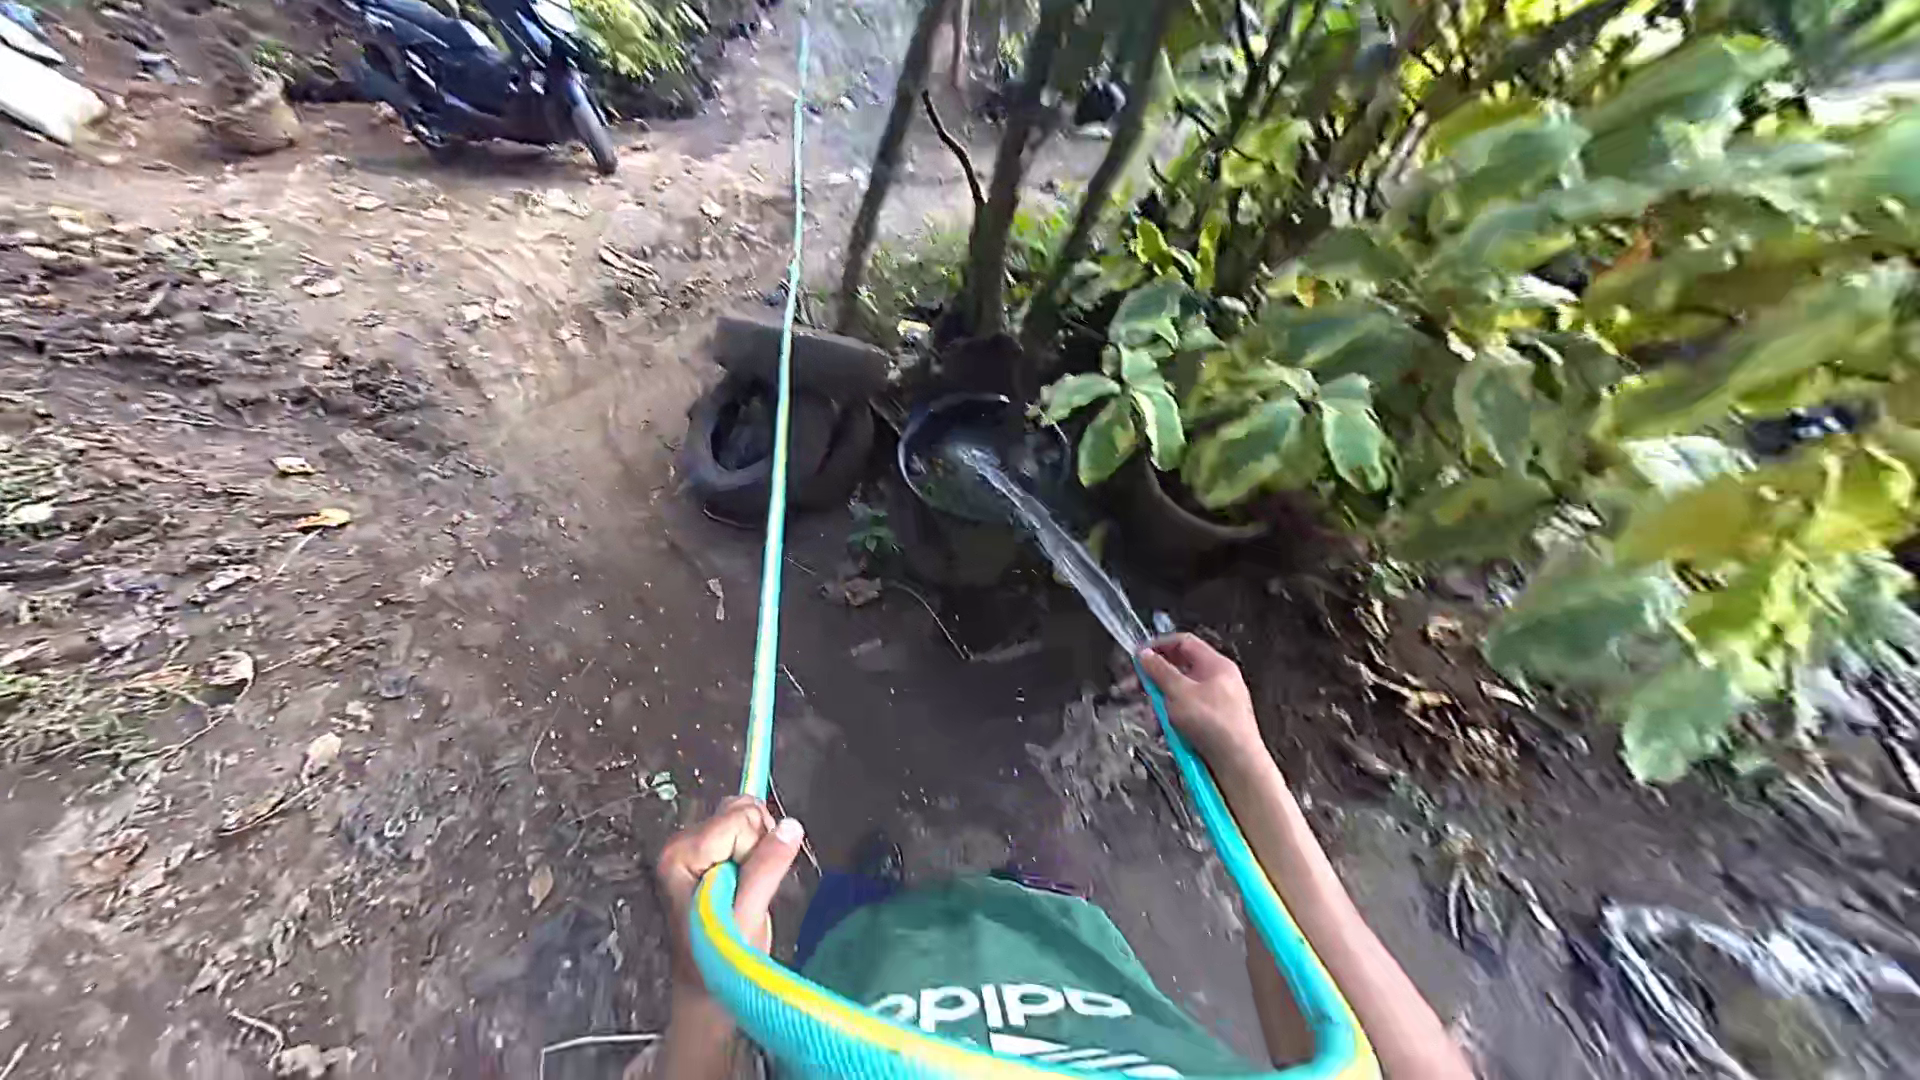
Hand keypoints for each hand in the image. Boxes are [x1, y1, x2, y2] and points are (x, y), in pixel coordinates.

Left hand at [655, 795, 804, 996]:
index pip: (739, 820)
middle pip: (742, 809)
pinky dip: (757, 844)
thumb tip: (791, 826)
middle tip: (749, 884)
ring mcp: (695, 843)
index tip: (747, 886)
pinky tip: (748, 874)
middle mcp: (683, 842)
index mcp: (682, 855)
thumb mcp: (747, 918)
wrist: (709, 989)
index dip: (755, 849)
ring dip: (759, 843)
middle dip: (758, 841)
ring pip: (747, 812)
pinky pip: (747, 822)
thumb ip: (766, 869)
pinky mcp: (709, 846)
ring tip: (748, 882)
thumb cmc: (722, 960)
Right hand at [1138, 633, 1262, 763]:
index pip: (1183, 642)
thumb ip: (1159, 670)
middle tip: (1133, 688)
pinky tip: (1162, 730)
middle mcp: (1219, 679)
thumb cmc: (1211, 723)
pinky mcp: (1215, 721)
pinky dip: (1172, 717)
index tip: (1138, 656)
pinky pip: (1187, 711)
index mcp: (1215, 664)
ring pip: (1180, 692)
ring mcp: (1218, 701)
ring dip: (1160, 702)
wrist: (1239, 765)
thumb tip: (1144, 653)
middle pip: (1179, 668)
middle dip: (1154, 678)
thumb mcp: (1178, 692)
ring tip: (1149, 717)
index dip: (1158, 645)